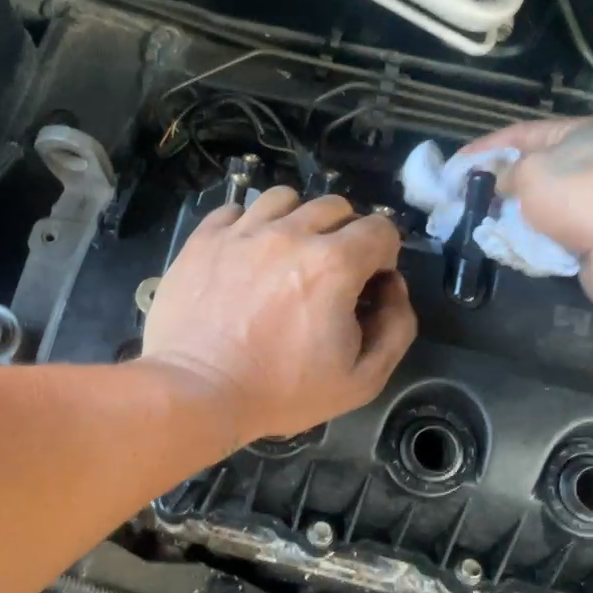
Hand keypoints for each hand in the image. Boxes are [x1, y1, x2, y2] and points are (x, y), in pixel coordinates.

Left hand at [143, 188, 417, 445]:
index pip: (379, 229)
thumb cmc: (279, 392)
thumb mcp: (360, 380)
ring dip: (296, 221)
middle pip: (334, 207)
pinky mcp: (204, 239)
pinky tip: (246, 255)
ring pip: (284, 199)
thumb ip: (395, 328)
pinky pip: (235, 211)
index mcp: (334, 264)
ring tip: (285, 256)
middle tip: (327, 274)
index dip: (382, 255)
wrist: (196, 392)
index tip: (366, 283)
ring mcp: (242, 232)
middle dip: (343, 235)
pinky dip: (248, 226)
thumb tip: (392, 288)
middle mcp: (290, 234)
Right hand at [458, 118, 592, 312]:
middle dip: (493, 189)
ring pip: (536, 212)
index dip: (483, 149)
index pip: (520, 134)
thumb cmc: (585, 192)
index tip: (451, 168)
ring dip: (508, 222)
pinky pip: (547, 243)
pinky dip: (526, 247)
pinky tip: (504, 251)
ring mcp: (592, 207)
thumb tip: (492, 180)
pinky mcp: (591, 244)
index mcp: (578, 135)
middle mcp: (587, 166)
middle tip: (457, 203)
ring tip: (475, 229)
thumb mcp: (532, 171)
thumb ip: (504, 173)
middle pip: (528, 175)